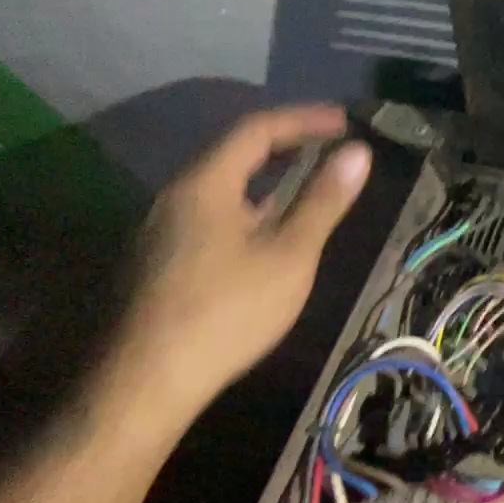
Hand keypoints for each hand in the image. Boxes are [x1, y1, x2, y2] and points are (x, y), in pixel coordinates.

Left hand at [117, 105, 370, 418]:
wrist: (147, 383)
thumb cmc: (228, 311)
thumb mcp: (290, 253)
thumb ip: (323, 200)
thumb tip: (357, 152)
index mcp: (205, 185)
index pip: (256, 129)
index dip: (304, 119)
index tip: (346, 122)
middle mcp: (176, 197)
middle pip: (234, 152)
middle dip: (287, 142)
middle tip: (333, 145)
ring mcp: (164, 229)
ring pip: (222, 183)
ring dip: (270, 172)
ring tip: (312, 178)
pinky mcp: (162, 257)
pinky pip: (213, 208)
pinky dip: (252, 199)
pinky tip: (273, 225)